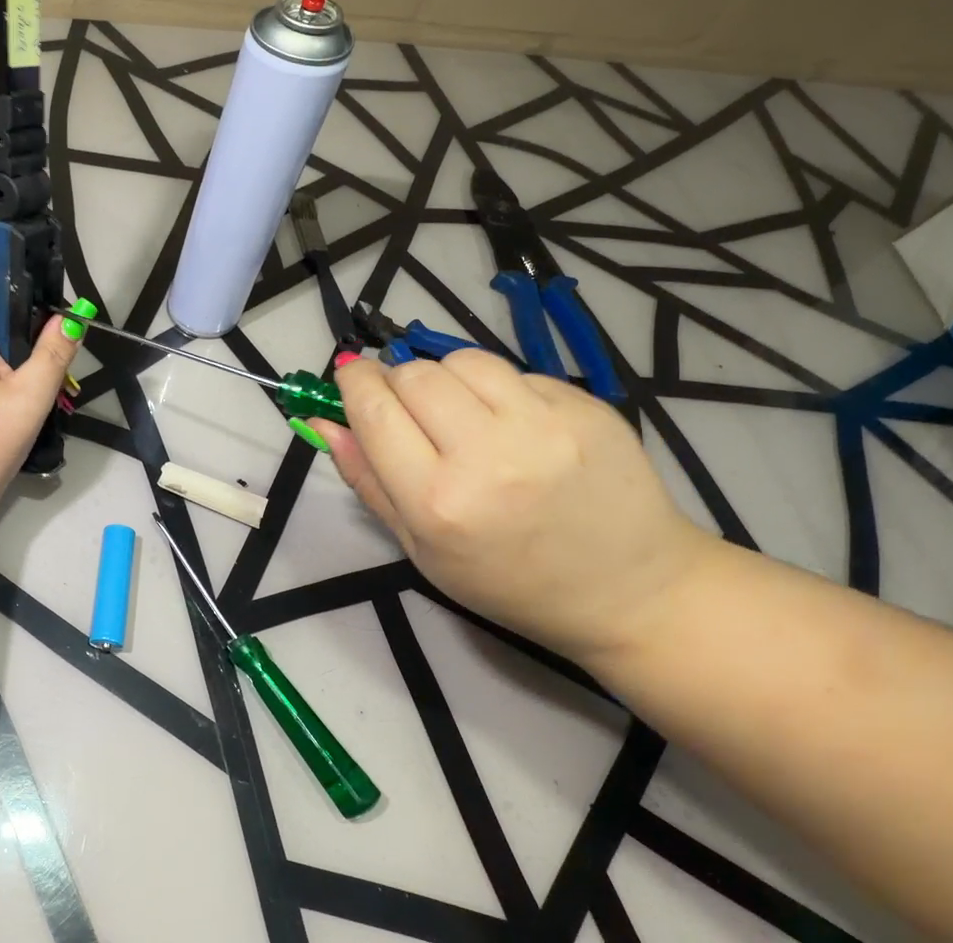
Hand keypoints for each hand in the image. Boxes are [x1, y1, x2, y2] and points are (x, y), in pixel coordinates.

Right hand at [307, 350, 721, 662]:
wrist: (627, 589)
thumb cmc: (507, 581)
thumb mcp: (421, 549)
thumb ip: (368, 482)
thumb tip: (324, 422)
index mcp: (438, 503)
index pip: (375, 410)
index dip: (355, 383)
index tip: (351, 378)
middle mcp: (489, 457)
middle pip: (415, 375)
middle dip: (397, 380)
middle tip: (406, 406)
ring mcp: (545, 427)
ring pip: (463, 361)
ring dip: (446, 378)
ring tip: (459, 413)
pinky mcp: (586, 408)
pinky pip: (516, 374)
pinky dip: (497, 390)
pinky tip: (512, 426)